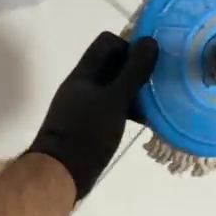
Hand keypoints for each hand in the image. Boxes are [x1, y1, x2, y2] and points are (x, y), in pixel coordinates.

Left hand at [27, 31, 158, 199]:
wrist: (60, 173)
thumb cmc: (87, 134)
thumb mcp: (114, 100)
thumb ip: (133, 72)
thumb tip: (150, 41)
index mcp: (83, 73)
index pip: (107, 43)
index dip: (129, 48)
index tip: (148, 66)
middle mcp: (81, 86)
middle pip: (111, 66)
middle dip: (135, 71)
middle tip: (156, 85)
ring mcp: (82, 107)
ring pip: (112, 89)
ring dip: (132, 93)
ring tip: (154, 105)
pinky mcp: (87, 127)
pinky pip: (110, 109)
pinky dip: (125, 111)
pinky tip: (141, 122)